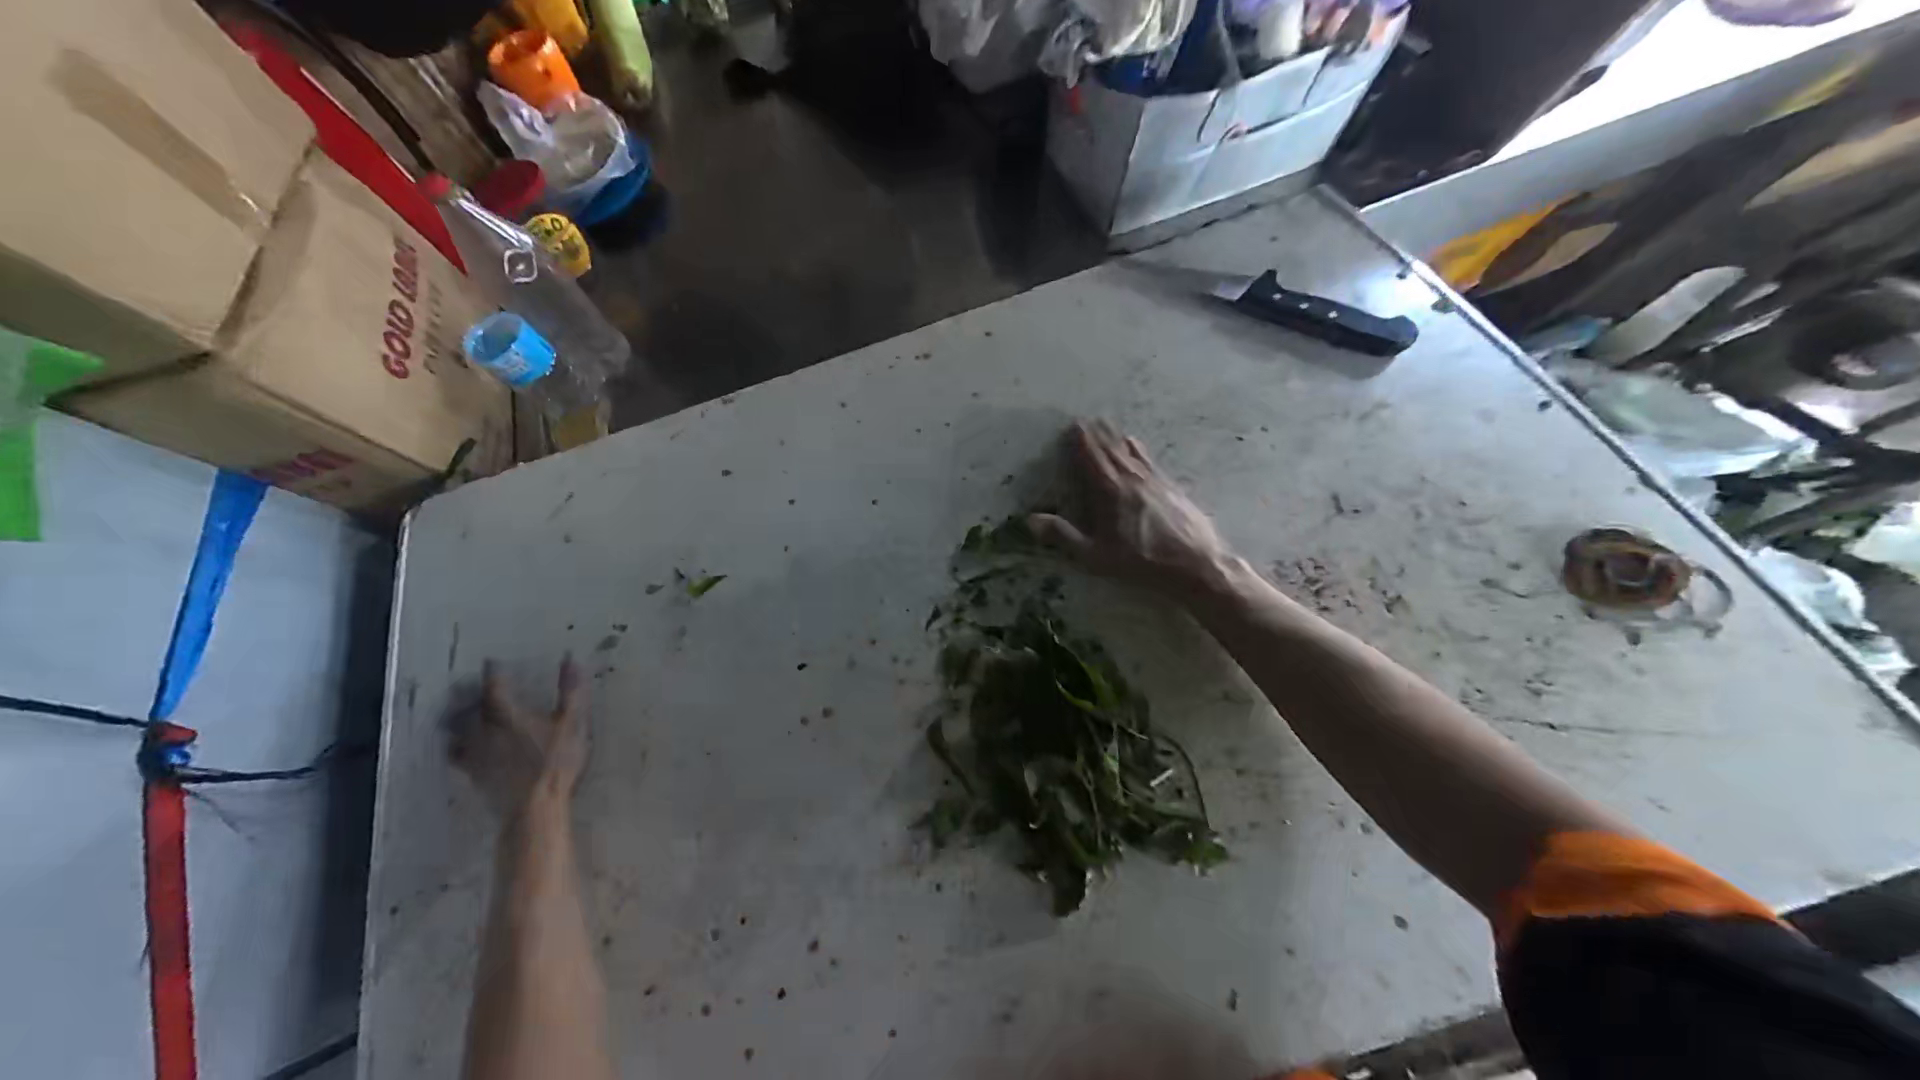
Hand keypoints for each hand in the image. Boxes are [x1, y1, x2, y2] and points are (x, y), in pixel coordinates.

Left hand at [451, 657, 588, 817]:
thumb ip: (571, 692)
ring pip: (457, 731)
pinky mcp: (472, 774)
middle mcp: (485, 730)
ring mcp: (475, 754)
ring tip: (458, 714)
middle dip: (468, 695)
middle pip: (469, 708)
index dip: (493, 673)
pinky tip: (460, 748)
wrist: (534, 807)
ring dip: (457, 719)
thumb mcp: (573, 723)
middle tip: (469, 687)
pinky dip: (456, 747)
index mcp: (508, 715)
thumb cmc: (556, 761)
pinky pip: (456, 756)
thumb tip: (571, 659)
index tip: (491, 662)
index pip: (495, 687)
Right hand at [1029, 421, 1244, 596]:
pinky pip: (1149, 459)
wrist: (1196, 562)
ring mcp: (1155, 480)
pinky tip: (1137, 446)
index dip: (1082, 442)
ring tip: (1109, 425)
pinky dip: (1138, 449)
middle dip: (1098, 434)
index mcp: (1110, 491)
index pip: (1092, 458)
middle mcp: (1132, 478)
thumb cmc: (1142, 561)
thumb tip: (1031, 520)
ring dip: (1117, 437)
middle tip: (1088, 419)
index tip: (1073, 426)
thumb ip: (1064, 536)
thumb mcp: (1096, 555)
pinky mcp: (1171, 487)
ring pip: (1131, 451)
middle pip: (1111, 449)